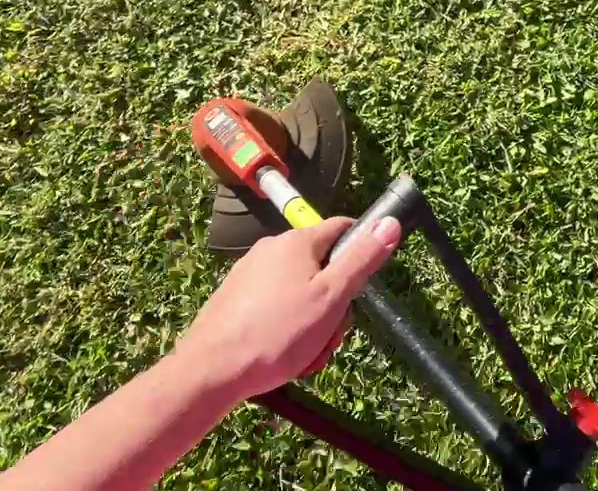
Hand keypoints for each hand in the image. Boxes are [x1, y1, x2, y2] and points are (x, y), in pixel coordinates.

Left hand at [173, 215, 401, 402]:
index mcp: (296, 241)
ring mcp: (248, 274)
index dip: (360, 254)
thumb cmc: (277, 333)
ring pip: (298, 290)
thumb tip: (389, 222)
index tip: (362, 287)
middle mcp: (271, 248)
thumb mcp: (332, 297)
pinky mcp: (233, 300)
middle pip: (321, 266)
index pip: (342, 229)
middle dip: (333, 302)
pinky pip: (274, 306)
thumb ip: (362, 259)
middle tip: (329, 335)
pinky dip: (285, 327)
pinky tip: (283, 356)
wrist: (208, 374)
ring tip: (305, 353)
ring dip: (311, 321)